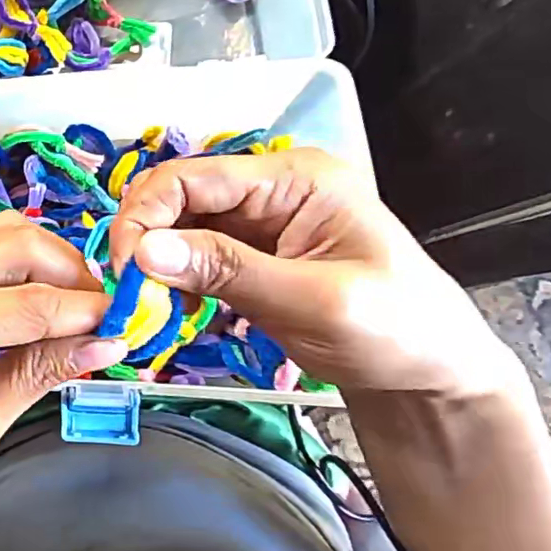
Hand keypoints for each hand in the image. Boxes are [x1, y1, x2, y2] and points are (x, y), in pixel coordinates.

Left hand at [0, 212, 125, 509]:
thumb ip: (33, 375)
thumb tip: (102, 341)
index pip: (23, 302)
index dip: (83, 311)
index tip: (125, 325)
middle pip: (15, 244)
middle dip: (72, 273)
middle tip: (104, 315)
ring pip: (2, 233)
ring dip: (50, 261)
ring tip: (78, 307)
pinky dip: (23, 262)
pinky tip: (42, 297)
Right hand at [106, 148, 519, 396]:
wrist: (427, 374)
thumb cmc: (395, 331)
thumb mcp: (313, 301)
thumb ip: (228, 271)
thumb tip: (143, 252)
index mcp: (294, 179)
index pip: (193, 176)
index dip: (145, 215)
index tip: (123, 269)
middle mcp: (269, 188)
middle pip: (176, 195)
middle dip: (143, 237)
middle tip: (129, 289)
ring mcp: (257, 219)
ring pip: (175, 225)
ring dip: (153, 260)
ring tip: (150, 302)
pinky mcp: (246, 251)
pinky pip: (189, 252)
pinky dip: (169, 277)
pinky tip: (174, 304)